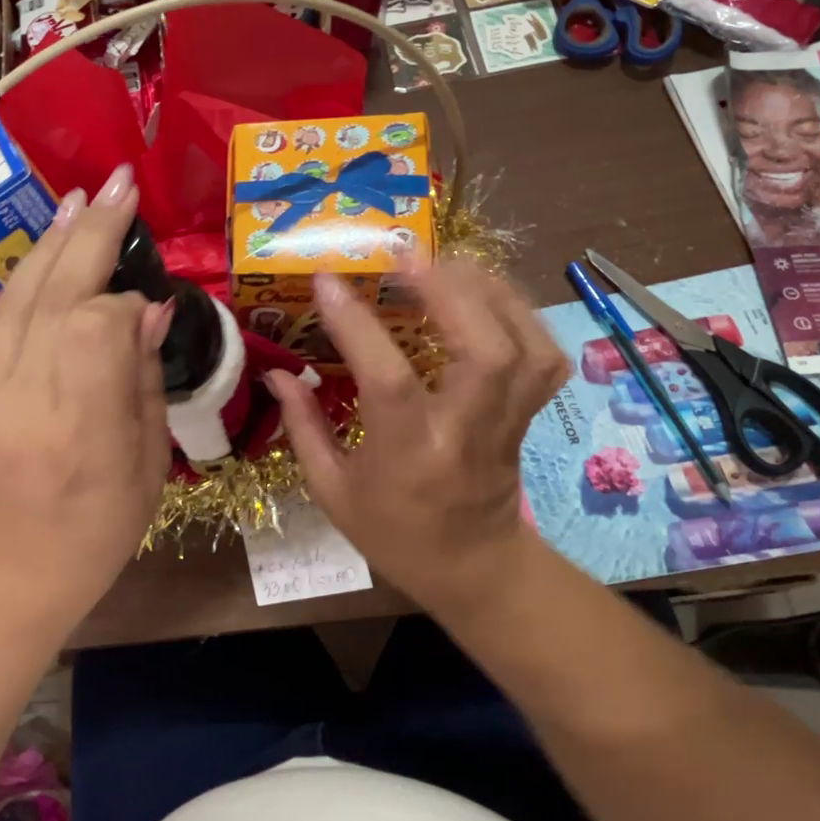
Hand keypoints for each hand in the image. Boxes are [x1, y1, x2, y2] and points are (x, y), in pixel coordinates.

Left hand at [0, 165, 173, 637]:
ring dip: (53, 244)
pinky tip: (50, 254)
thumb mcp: (146, 472)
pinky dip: (29, 281)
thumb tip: (148, 311)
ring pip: (19, 299)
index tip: (148, 303)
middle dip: (89, 234)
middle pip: (55, 294)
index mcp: (79, 431)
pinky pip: (0, 322)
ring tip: (83, 200)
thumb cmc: (94, 539)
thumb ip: (144, 385)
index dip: (126, 300)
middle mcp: (23, 400)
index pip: (97, 325)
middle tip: (118, 184)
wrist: (6, 577)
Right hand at [266, 258, 567, 612]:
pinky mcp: (528, 414)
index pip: (389, 382)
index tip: (329, 281)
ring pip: (525, 346)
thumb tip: (277, 372)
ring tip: (447, 262)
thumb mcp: (332, 492)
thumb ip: (303, 428)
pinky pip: (542, 354)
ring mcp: (507, 422)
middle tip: (407, 253)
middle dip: (449, 291)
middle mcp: (466, 433)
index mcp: (409, 456)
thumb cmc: (392, 533)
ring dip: (489, 291)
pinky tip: (485, 290)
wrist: (474, 566)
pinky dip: (520, 311)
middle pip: (484, 351)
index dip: (358, 326)